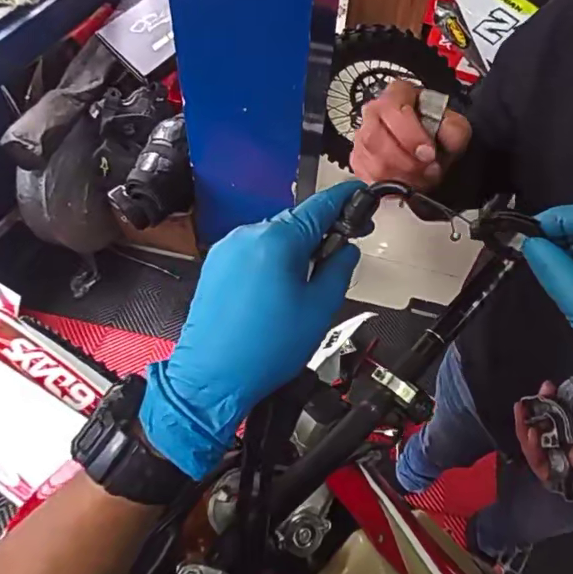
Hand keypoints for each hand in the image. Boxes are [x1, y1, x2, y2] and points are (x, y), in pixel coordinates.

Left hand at [139, 182, 363, 476]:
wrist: (213, 378)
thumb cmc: (261, 351)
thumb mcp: (319, 309)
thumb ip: (339, 269)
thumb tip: (346, 250)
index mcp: (276, 241)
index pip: (321, 205)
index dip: (346, 198)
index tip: (359, 195)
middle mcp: (248, 236)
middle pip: (296, 222)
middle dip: (321, 235)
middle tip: (341, 255)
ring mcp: (228, 250)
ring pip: (274, 239)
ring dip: (295, 252)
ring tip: (304, 290)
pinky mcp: (216, 265)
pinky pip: (254, 253)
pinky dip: (272, 263)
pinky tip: (278, 293)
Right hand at [351, 79, 471, 188]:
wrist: (427, 155)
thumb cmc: (435, 137)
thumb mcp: (454, 128)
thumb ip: (454, 129)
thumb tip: (444, 132)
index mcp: (396, 95)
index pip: (393, 109)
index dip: (410, 135)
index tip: (428, 153)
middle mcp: (373, 113)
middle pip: (374, 138)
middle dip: (404, 161)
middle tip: (426, 170)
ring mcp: (362, 138)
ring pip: (371, 162)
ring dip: (400, 176)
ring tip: (420, 179)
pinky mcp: (358, 161)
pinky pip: (367, 178)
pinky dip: (390, 186)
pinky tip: (406, 184)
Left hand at [512, 382, 572, 502]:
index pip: (553, 475)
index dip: (537, 456)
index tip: (533, 431)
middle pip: (547, 451)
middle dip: (533, 427)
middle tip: (527, 406)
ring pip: (555, 433)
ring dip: (543, 413)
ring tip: (541, 392)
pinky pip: (570, 418)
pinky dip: (559, 404)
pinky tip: (554, 389)